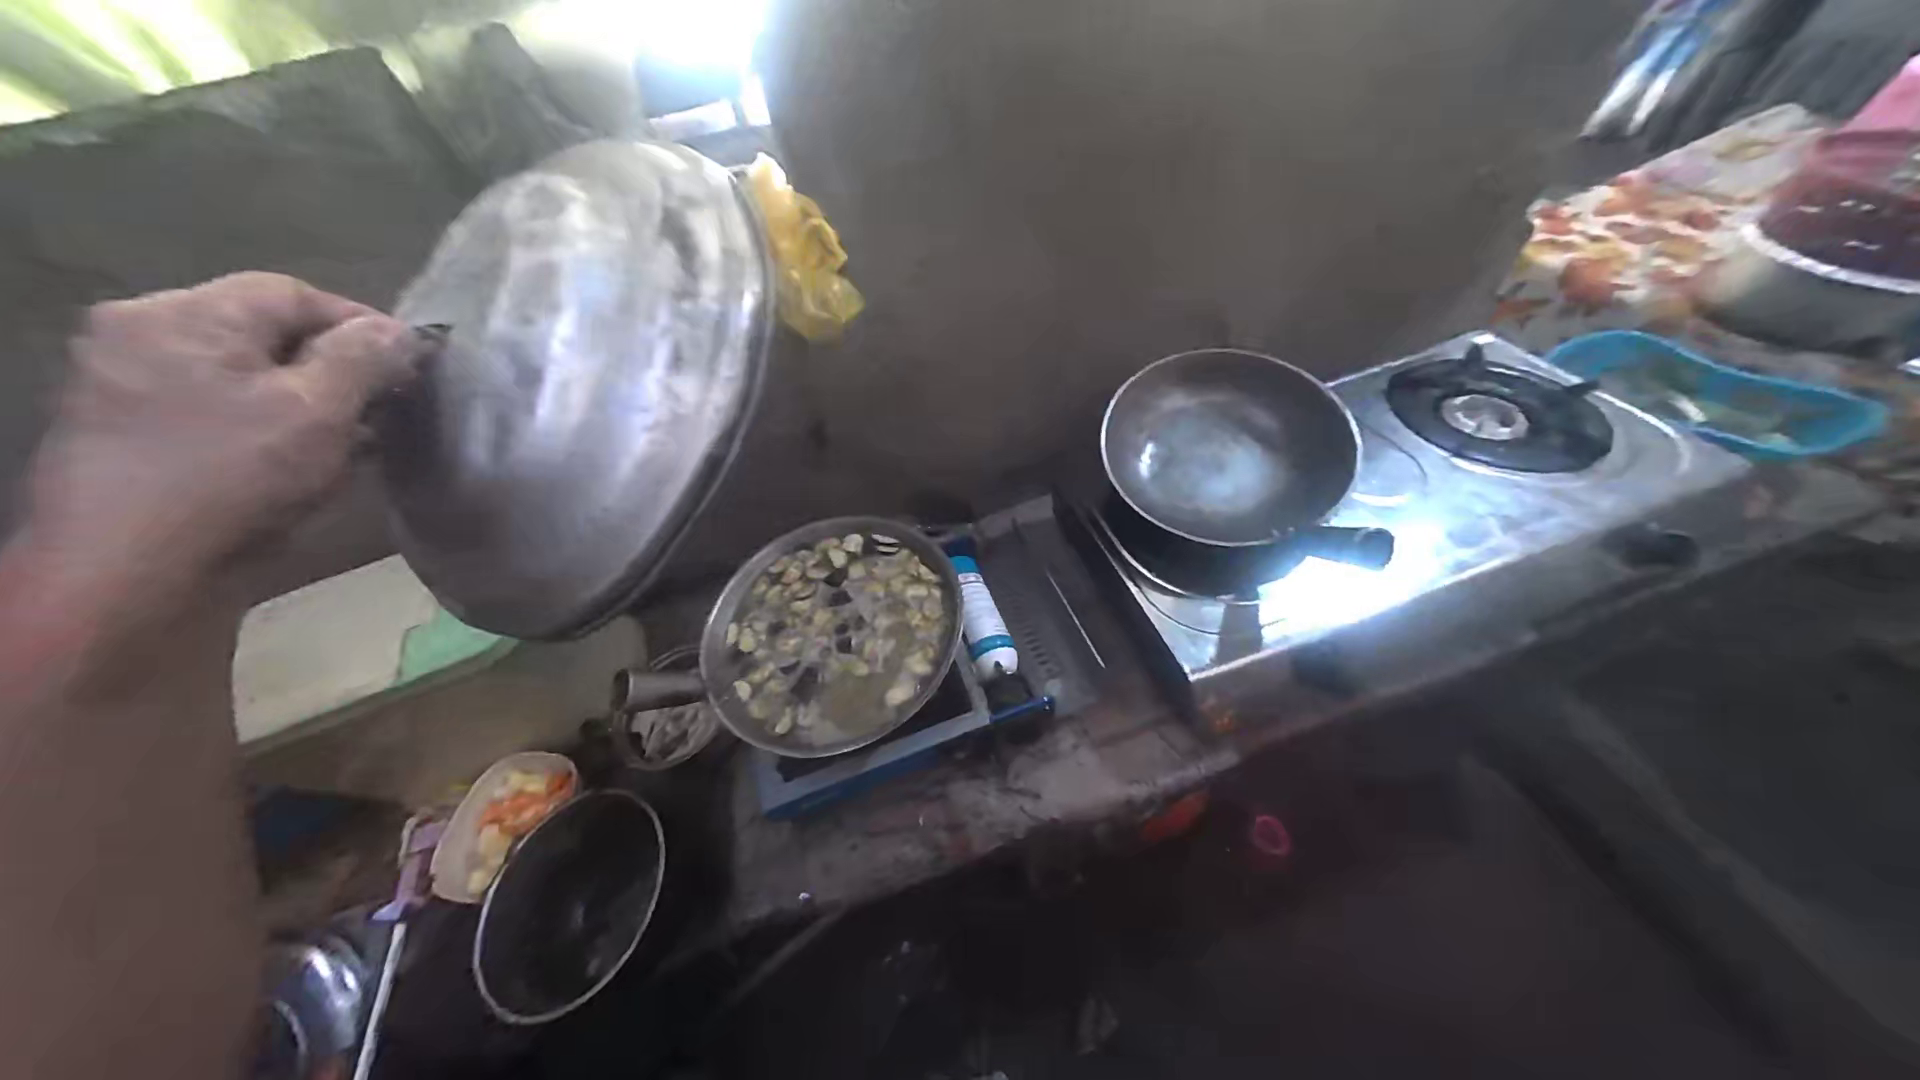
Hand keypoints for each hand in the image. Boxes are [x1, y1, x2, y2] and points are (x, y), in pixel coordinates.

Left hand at [21, 272, 430, 604]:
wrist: (135, 566)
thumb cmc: (236, 474)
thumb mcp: (319, 410)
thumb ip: (363, 359)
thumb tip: (400, 331)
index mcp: (182, 317)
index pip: (291, 294)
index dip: (362, 322)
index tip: (413, 362)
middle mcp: (145, 334)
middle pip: (267, 330)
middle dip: (340, 363)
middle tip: (392, 400)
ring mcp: (133, 382)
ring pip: (250, 370)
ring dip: (313, 395)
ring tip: (362, 432)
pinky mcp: (138, 427)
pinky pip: (226, 403)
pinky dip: (277, 418)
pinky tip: (312, 453)